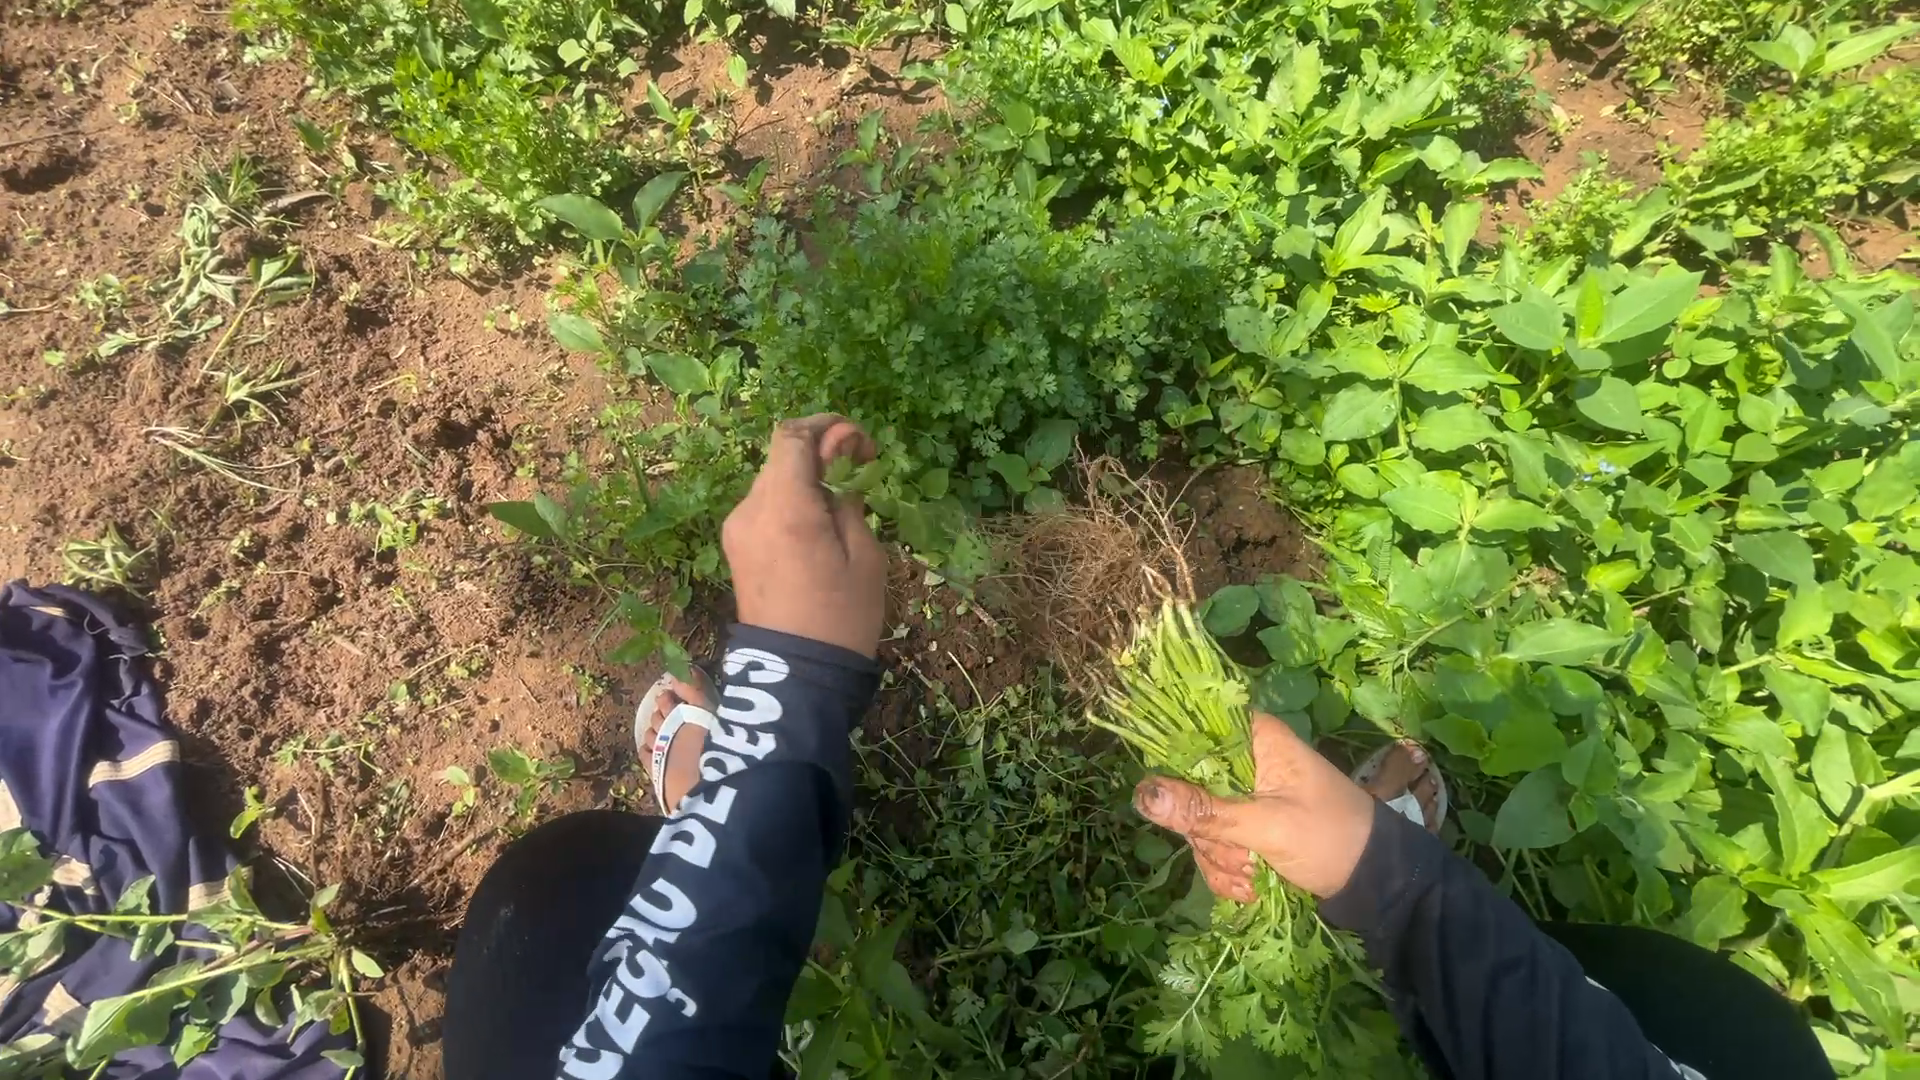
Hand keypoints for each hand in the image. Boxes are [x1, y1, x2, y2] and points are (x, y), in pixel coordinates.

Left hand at [722, 415, 887, 657]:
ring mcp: (736, 529)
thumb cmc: (843, 617)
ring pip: (772, 479)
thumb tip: (840, 460)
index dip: (828, 427)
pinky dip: (791, 500)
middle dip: (820, 451)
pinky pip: (764, 506)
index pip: (792, 436)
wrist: (797, 675)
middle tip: (858, 469)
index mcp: (785, 509)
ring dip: (806, 476)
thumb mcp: (865, 555)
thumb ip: (848, 497)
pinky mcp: (735, 546)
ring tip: (840, 503)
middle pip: (781, 454)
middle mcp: (750, 510)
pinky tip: (816, 525)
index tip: (861, 447)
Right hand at [1133, 712, 1377, 900]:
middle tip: (1240, 854)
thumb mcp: (1267, 826)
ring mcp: (1242, 795)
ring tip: (1253, 876)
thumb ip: (1205, 811)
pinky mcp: (1243, 826)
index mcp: (1253, 739)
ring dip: (1218, 857)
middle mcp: (1243, 760)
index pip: (1192, 732)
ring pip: (1197, 820)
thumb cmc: (1331, 838)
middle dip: (1207, 832)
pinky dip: (1225, 870)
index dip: (1177, 766)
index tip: (1186, 804)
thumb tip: (1141, 795)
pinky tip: (1250, 886)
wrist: (1380, 887)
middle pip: (1188, 785)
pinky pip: (1211, 844)